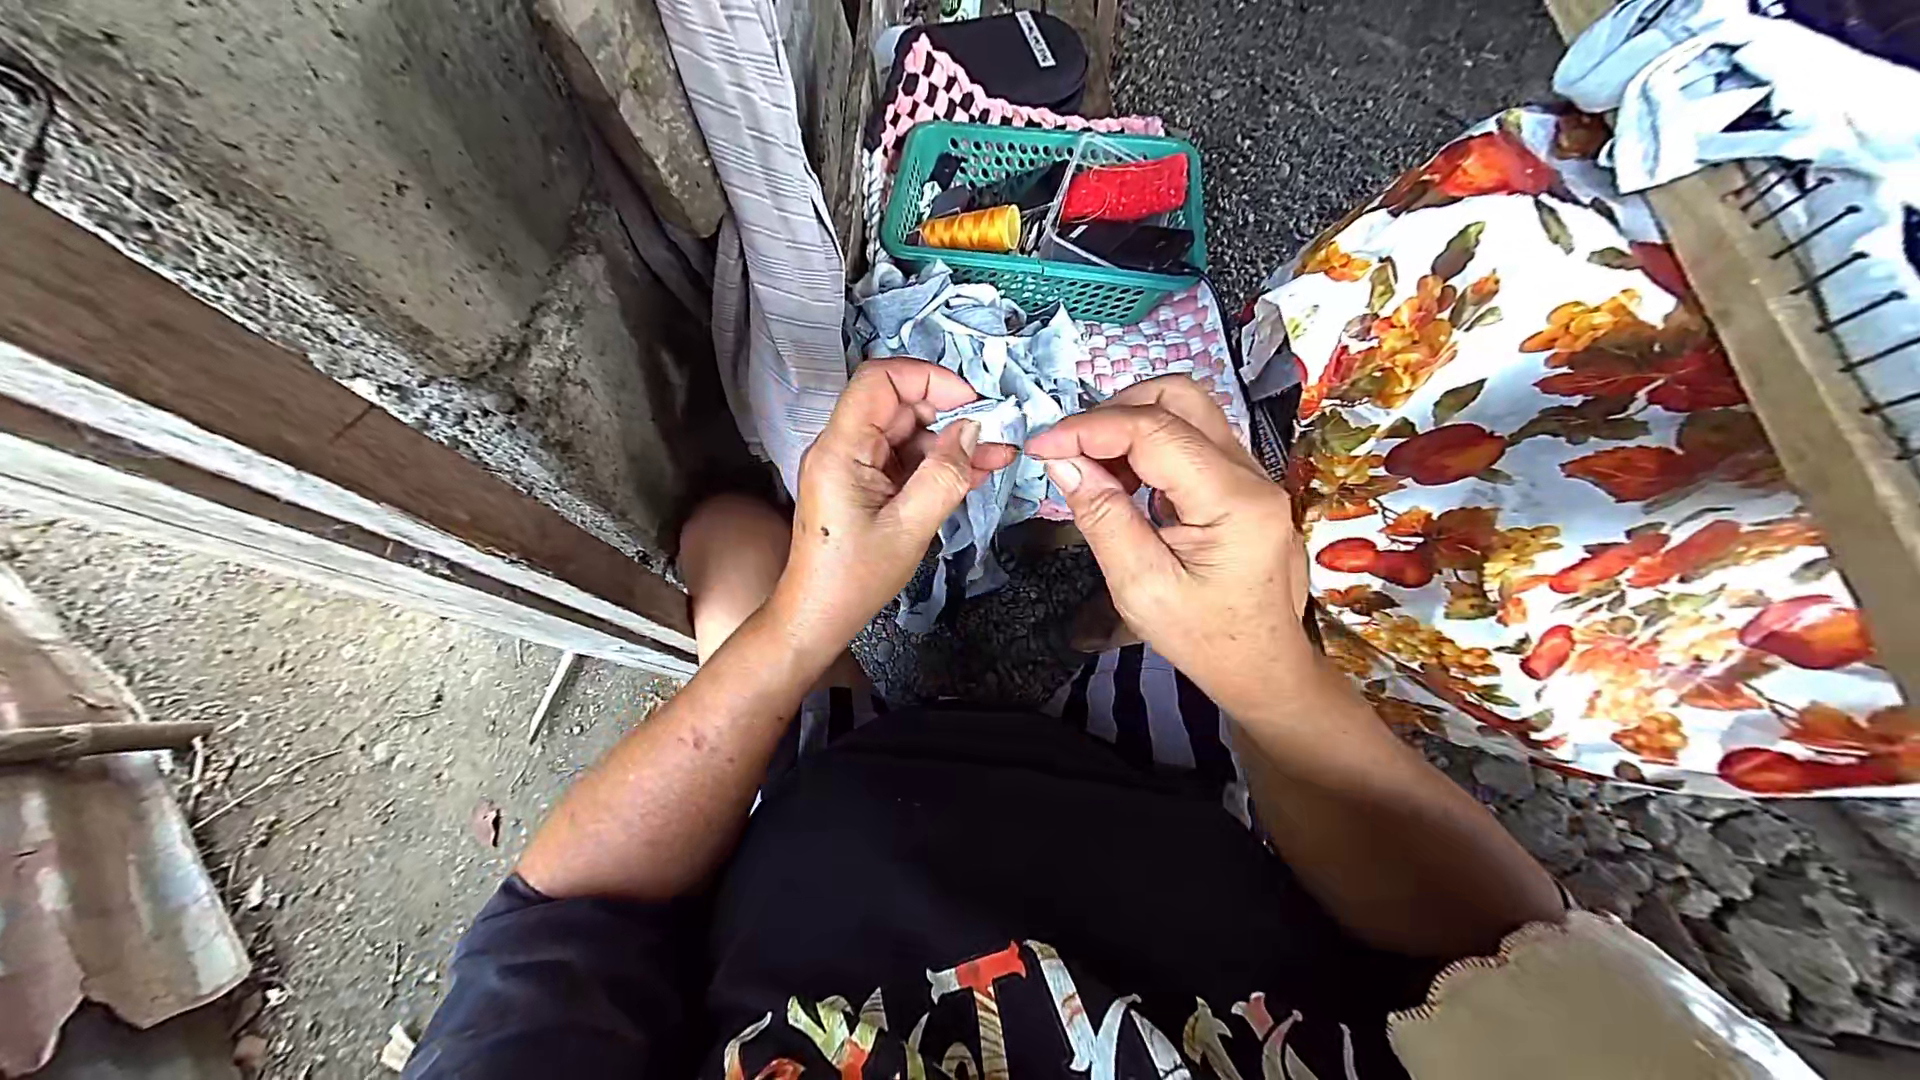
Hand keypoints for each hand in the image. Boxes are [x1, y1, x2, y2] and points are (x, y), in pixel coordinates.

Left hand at [771, 359, 1016, 660]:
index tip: (972, 401)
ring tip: (997, 455)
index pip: (881, 380)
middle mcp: (844, 447)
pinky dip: (939, 463)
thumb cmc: (855, 576)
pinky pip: (906, 460)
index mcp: (842, 449)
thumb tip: (974, 430)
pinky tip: (975, 470)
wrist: (820, 613)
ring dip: (952, 441)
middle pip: (899, 405)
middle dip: (950, 412)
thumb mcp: (910, 527)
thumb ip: (945, 475)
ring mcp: (855, 465)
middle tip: (995, 432)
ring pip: (909, 433)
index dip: (929, 378)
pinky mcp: (866, 483)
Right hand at [1025, 377, 1311, 708]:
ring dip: (1128, 425)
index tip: (1042, 446)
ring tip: (1093, 469)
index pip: (1154, 430)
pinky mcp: (1239, 480)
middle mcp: (1250, 473)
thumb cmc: (1203, 637)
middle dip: (1113, 412)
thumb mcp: (1140, 587)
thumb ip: (1101, 517)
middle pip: (1178, 397)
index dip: (1089, 428)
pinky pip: (1187, 437)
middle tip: (1071, 452)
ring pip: (1184, 409)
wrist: (1260, 665)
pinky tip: (1122, 480)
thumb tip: (1062, 460)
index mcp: (1232, 501)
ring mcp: (1250, 472)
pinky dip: (1144, 444)